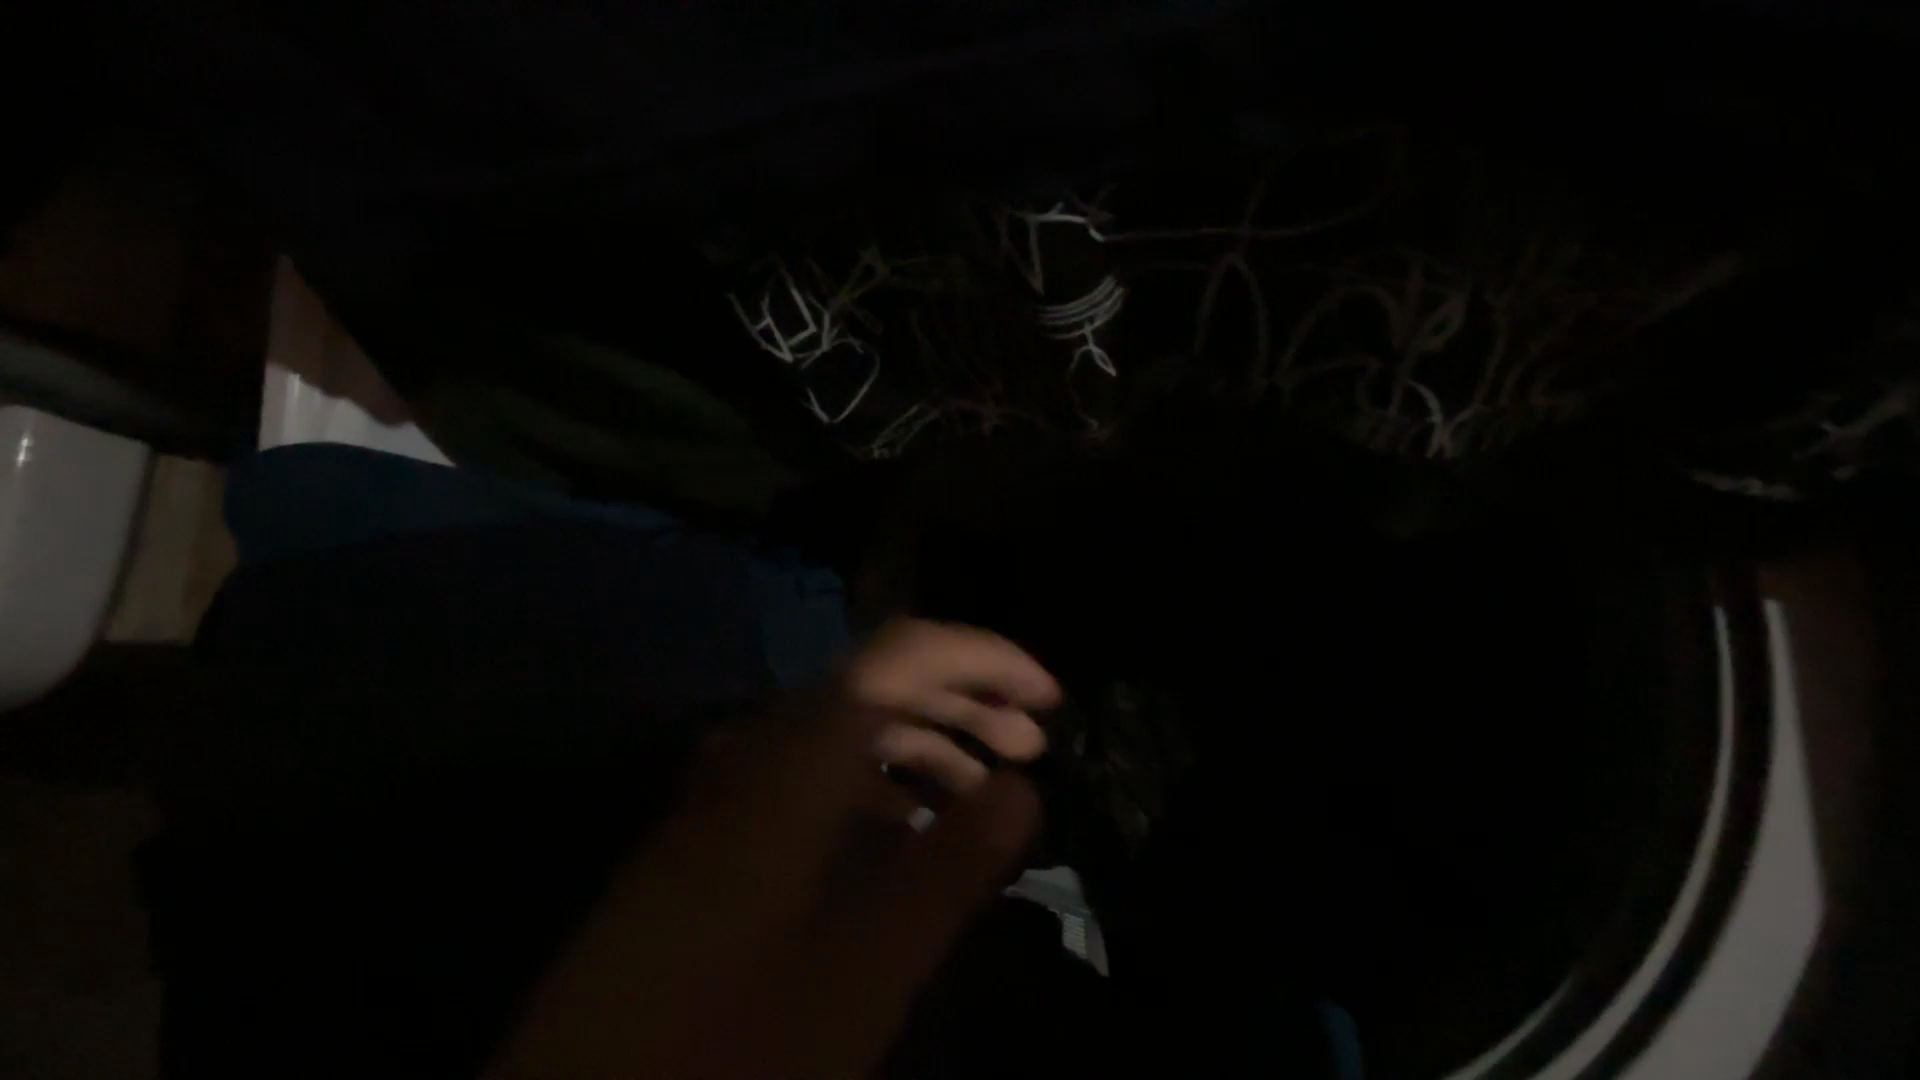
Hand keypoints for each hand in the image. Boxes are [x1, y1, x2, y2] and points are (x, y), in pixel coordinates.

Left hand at [489, 622, 1056, 1079]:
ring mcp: (729, 787)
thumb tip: (1024, 789)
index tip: (1049, 696)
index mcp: (796, 758)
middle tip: (1033, 745)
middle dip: (963, 702)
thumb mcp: (863, 967)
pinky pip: (811, 776)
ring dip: (921, 744)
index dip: (982, 659)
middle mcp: (759, 749)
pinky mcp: (716, 831)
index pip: (901, 655)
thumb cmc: (731, 1039)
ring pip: (843, 732)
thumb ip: (950, 868)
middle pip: (875, 685)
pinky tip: (906, 832)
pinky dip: (874, 786)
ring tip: (983, 790)